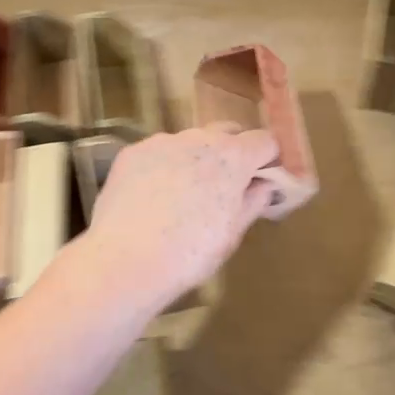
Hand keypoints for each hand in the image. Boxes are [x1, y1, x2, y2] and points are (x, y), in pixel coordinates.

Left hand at [85, 124, 280, 300]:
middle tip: (225, 187)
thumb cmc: (189, 254)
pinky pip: (158, 153)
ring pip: (189, 142)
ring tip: (183, 196)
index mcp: (232, 157)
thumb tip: (264, 185)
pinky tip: (153, 197)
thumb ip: (252, 202)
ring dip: (195, 159)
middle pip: (226, 133)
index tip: (263, 178)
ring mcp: (162, 142)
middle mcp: (199, 139)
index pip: (265, 141)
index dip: (268, 158)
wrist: (126, 260)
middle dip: (232, 153)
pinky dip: (163, 167)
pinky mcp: (132, 152)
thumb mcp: (231, 234)